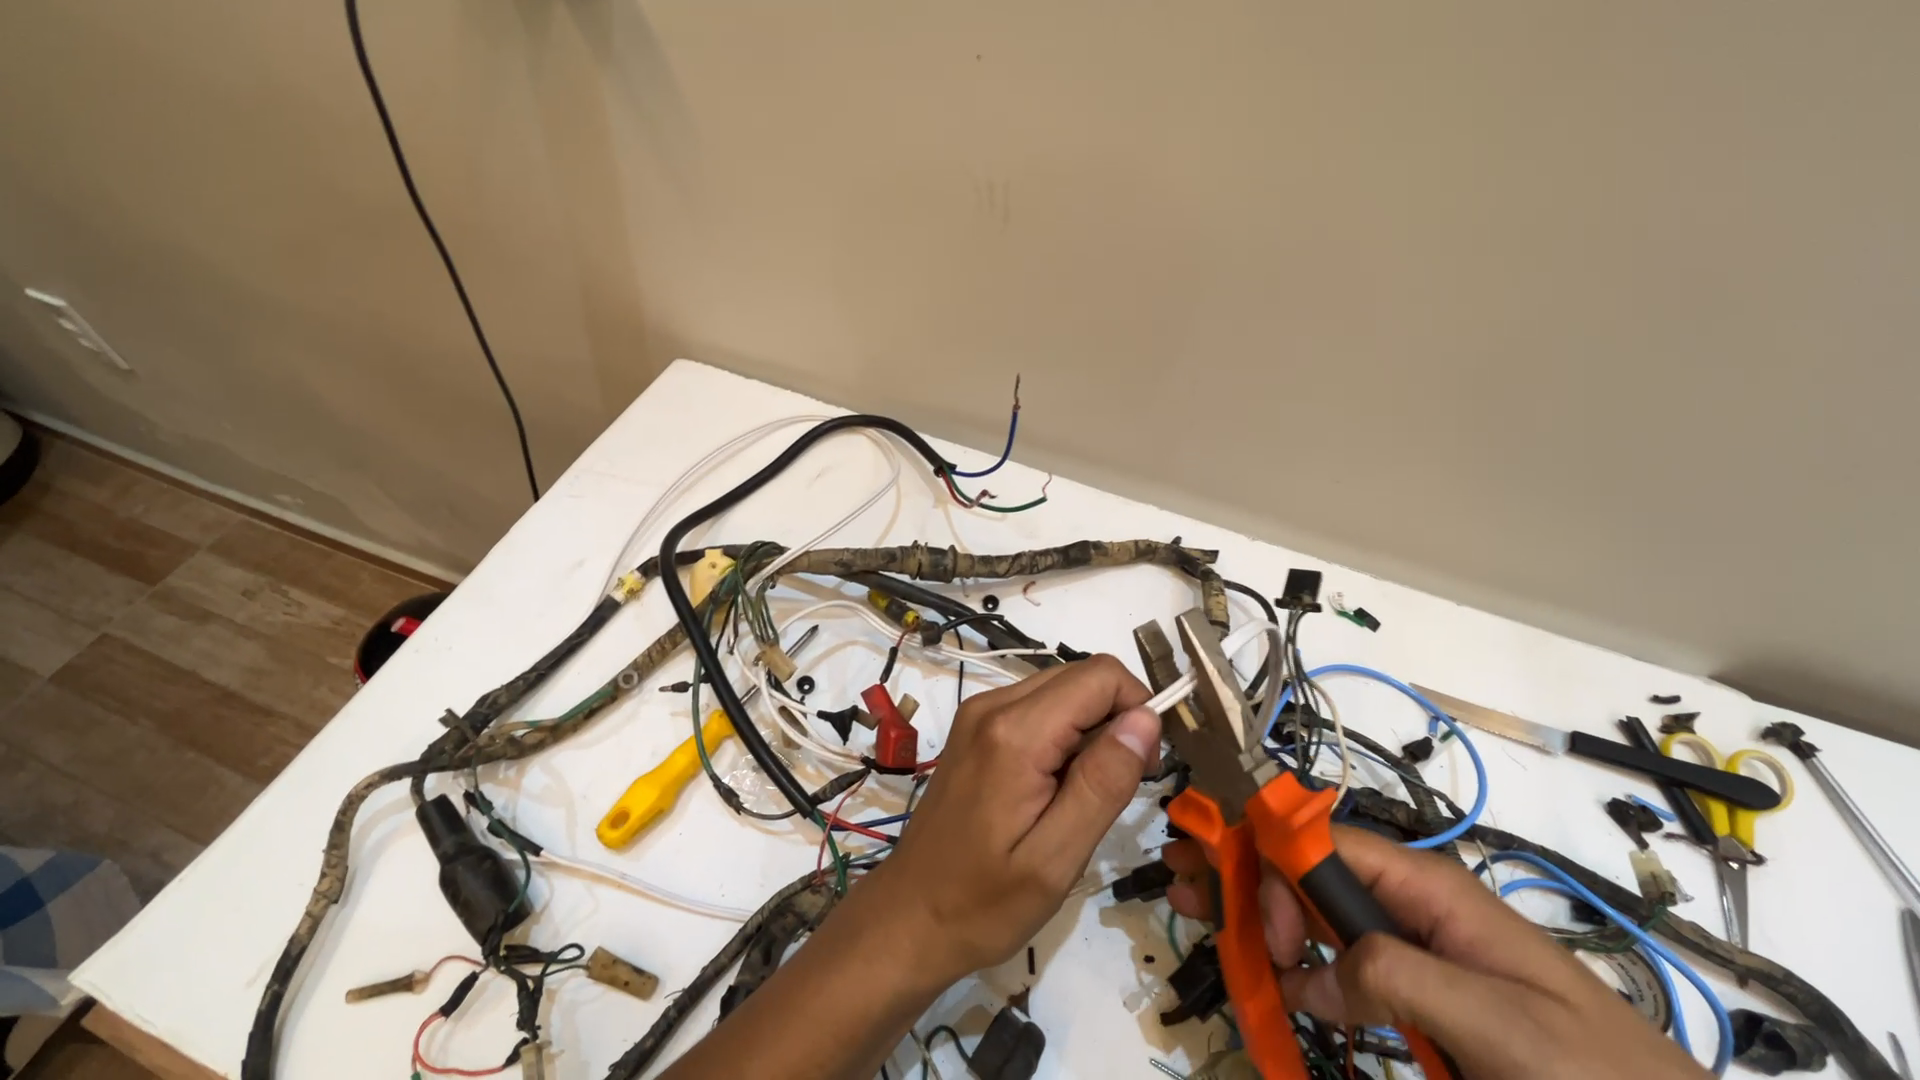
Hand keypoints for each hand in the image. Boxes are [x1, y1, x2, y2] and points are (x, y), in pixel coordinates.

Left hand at [859, 656, 1161, 983]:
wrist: (910, 916)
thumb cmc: (983, 902)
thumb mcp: (1056, 858)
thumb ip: (1102, 782)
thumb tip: (1145, 719)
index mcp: (1014, 733)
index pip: (1101, 676)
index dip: (1138, 710)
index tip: (1144, 768)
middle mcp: (992, 706)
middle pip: (1081, 677)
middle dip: (1117, 720)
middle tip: (1116, 789)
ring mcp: (978, 715)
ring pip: (1061, 690)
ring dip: (1090, 730)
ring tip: (1082, 797)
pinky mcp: (974, 730)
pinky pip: (1036, 709)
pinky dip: (1062, 737)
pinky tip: (1054, 790)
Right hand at [1166, 827, 1710, 1079]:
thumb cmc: (1596, 1073)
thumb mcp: (1501, 1023)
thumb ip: (1399, 980)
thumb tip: (1315, 974)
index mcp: (1431, 889)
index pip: (1327, 846)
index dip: (1272, 861)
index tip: (1240, 907)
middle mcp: (1413, 906)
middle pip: (1308, 870)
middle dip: (1244, 872)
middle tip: (1182, 887)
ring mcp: (1413, 949)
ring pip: (1315, 914)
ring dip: (1258, 914)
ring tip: (1202, 915)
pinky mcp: (1414, 993)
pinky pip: (1339, 965)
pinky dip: (1294, 968)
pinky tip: (1269, 982)